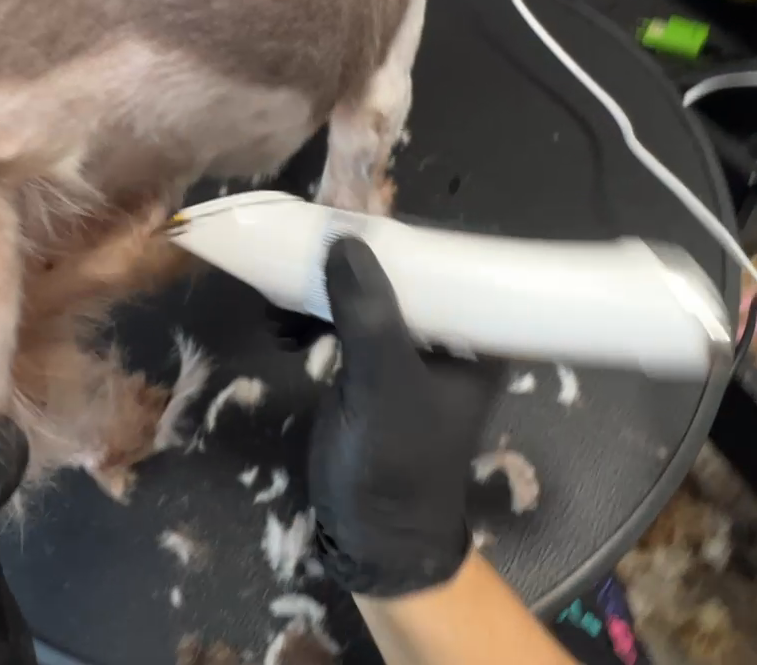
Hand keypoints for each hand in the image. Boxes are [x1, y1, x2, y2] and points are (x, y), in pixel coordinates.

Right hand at [308, 237, 500, 598]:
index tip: (350, 217)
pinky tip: (282, 326)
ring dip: (321, 288)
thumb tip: (345, 239)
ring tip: (283, 301)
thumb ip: (369, 315)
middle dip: (348, 260)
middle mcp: (446, 332)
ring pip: (366, 291)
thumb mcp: (385, 388)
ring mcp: (406, 347)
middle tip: (305, 250)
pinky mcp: (372, 363)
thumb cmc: (393, 466)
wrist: (370, 539)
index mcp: (474, 335)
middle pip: (401, 270)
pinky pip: (344, 319)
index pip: (449, 261)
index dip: (403, 234)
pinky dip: (312, 315)